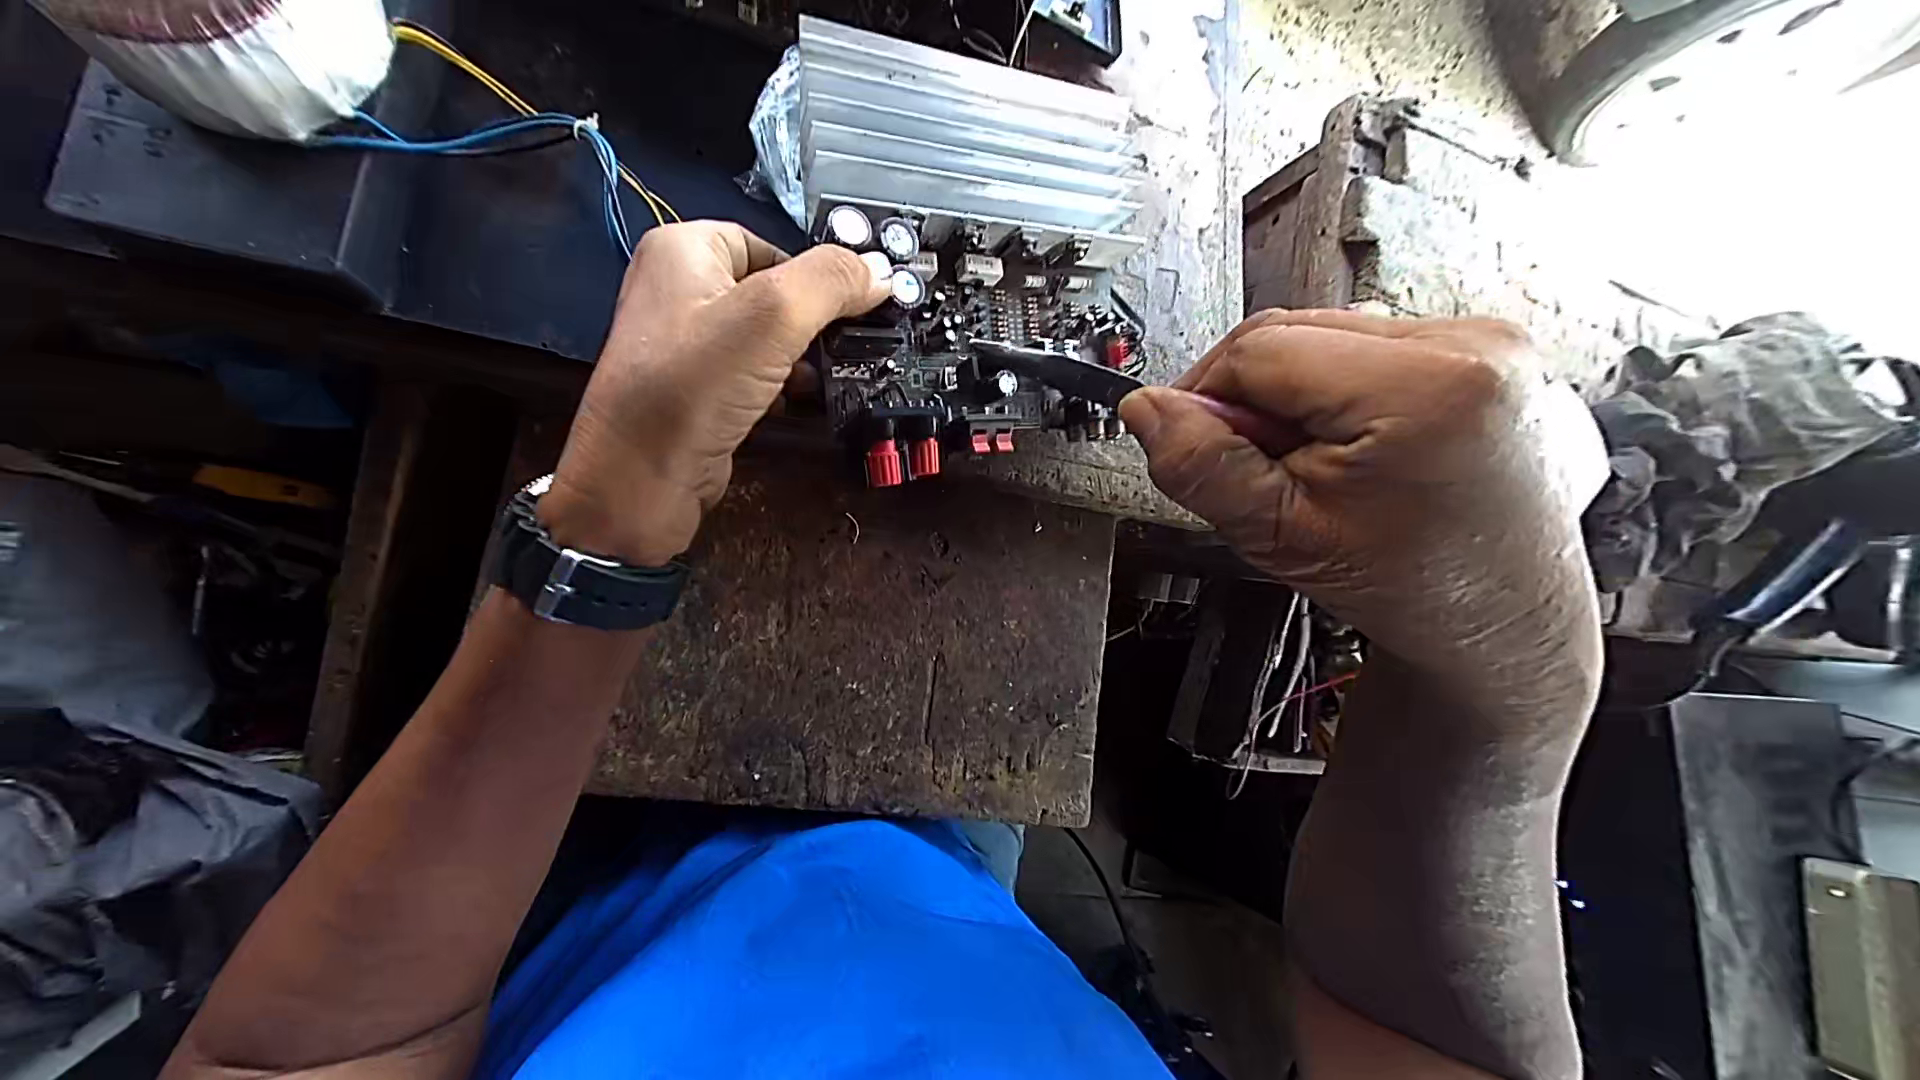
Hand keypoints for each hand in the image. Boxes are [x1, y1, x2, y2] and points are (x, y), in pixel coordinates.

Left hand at [539, 222, 886, 564]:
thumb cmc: (690, 388)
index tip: (848, 309)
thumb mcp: (772, 318)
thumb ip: (830, 283)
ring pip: (768, 340)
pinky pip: (754, 375)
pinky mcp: (699, 388)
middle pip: (774, 294)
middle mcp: (681, 290)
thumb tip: (878, 273)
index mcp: (684, 250)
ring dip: (799, 360)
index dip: (813, 276)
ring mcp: (689, 345)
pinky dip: (780, 387)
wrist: (643, 477)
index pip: (771, 244)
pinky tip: (791, 403)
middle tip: (834, 348)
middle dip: (810, 325)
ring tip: (813, 380)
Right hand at [1120, 310, 1602, 714]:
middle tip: (1260, 465)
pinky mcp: (1479, 351)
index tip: (1204, 447)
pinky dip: (1328, 392)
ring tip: (1310, 461)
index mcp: (1424, 386)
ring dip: (1287, 395)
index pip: (1257, 348)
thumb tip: (1146, 408)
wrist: (1495, 613)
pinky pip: (1360, 348)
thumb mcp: (1278, 534)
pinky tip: (1344, 443)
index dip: (1207, 395)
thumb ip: (1201, 467)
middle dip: (1248, 397)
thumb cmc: (1408, 584)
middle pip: (1289, 333)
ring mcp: (1483, 342)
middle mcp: (1469, 344)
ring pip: (1319, 337)